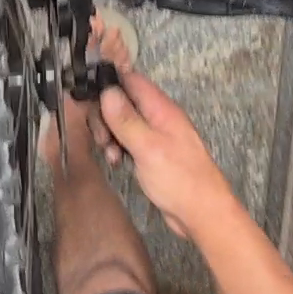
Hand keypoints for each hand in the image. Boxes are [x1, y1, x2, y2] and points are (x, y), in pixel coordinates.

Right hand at [97, 70, 242, 239]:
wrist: (202, 214)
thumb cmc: (182, 181)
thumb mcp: (148, 147)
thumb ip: (126, 119)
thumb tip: (107, 92)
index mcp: (161, 109)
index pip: (131, 80)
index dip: (109, 84)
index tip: (90, 98)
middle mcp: (158, 118)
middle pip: (122, 101)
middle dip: (105, 116)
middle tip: (103, 138)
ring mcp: (154, 136)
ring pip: (122, 123)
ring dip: (109, 135)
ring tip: (111, 154)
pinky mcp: (151, 153)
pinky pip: (128, 141)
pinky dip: (118, 148)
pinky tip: (117, 162)